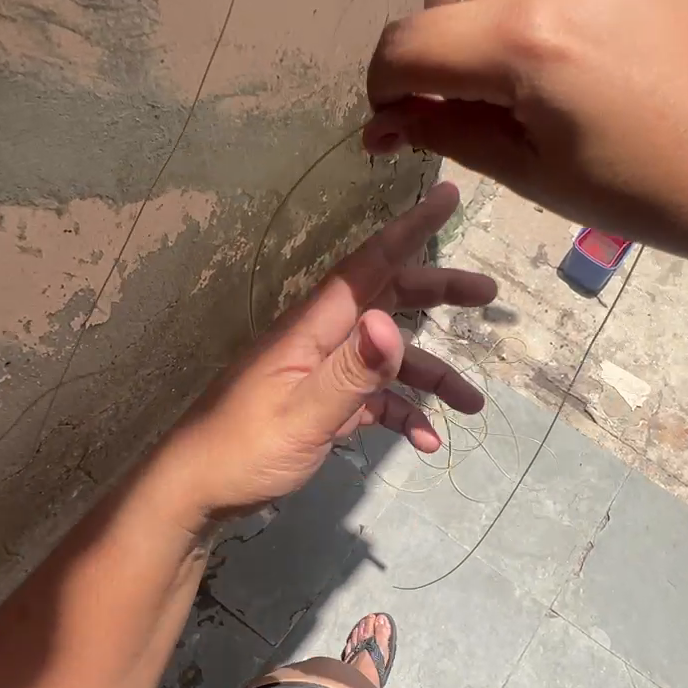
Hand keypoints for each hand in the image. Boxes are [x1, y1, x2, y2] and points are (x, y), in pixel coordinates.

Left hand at [156, 183, 495, 521]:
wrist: (198, 492)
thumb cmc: (243, 451)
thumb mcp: (301, 416)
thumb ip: (349, 373)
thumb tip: (391, 323)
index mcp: (312, 328)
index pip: (368, 266)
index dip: (409, 229)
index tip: (447, 195)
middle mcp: (322, 340)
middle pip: (387, 300)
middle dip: (438, 293)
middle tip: (489, 294)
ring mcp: (324, 373)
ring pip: (389, 358)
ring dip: (432, 374)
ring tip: (473, 402)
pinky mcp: (325, 404)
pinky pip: (374, 398)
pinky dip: (402, 413)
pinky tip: (425, 441)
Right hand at [362, 0, 687, 283]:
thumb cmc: (647, 196)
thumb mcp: (534, 176)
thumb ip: (450, 133)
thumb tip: (390, 121)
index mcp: (526, 41)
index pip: (407, 44)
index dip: (382, 87)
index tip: (391, 120)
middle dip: (438, 51)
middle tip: (465, 108)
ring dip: (487, 21)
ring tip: (529, 80)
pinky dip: (544, 4)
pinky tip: (584, 54)